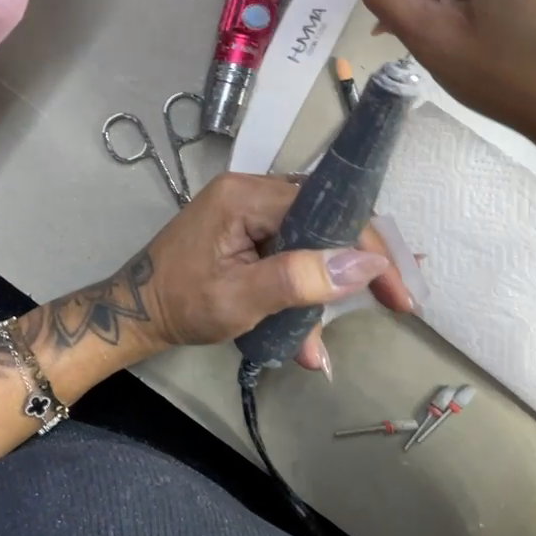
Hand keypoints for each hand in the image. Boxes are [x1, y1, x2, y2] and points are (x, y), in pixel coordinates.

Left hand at [126, 173, 414, 374]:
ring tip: (320, 342)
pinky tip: (302, 338)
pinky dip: (300, 290)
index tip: (399, 292)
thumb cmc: (181, 302)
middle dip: (355, 268)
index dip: (367, 247)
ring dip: (323, 290)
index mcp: (242, 197)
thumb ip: (301, 278)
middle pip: (321, 220)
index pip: (324, 208)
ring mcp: (242, 212)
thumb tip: (366, 262)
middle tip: (392, 305)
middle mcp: (245, 193)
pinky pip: (286, 253)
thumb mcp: (242, 297)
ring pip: (307, 242)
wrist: (136, 312)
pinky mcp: (240, 233)